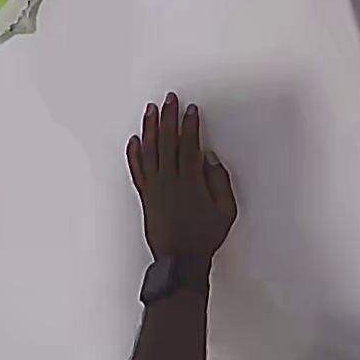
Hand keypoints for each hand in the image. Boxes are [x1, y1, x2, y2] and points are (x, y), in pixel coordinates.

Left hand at [125, 92, 236, 266]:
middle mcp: (169, 180)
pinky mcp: (145, 195)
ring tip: (151, 109)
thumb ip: (219, 181)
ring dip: (150, 127)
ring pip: (149, 150)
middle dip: (169, 116)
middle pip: (167, 140)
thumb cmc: (203, 237)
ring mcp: (155, 186)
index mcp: (190, 181)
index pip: (189, 144)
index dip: (190, 124)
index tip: (191, 110)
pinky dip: (134, 153)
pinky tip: (134, 140)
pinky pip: (137, 169)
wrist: (179, 261)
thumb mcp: (225, 211)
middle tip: (170, 99)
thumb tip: (210, 158)